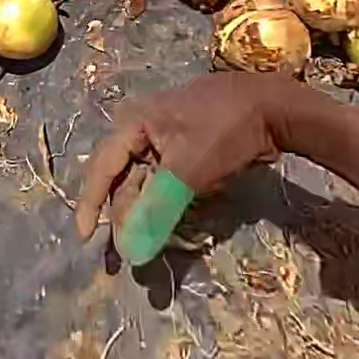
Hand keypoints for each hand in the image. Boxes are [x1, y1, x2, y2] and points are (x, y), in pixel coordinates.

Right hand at [74, 73, 358, 241]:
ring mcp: (167, 135)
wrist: (272, 106)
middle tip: (125, 253)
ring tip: (148, 244)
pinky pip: (169, 179)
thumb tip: (129, 251)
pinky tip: (172, 222)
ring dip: (148, 212)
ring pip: (148, 180)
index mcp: (134, 121)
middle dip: (124, 214)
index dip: (92, 203)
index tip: (86, 239)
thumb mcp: (187, 170)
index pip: (104, 166)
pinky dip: (169, 202)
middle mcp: (144, 126)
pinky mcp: (188, 146)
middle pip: (125, 176)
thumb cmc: (223, 130)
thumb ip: (155, 209)